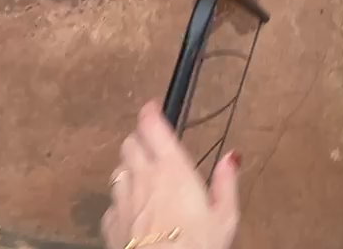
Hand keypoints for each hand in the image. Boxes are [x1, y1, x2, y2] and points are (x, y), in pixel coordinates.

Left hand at [102, 102, 239, 248]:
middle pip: (129, 143)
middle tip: (152, 148)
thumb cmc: (195, 248)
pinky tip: (132, 213)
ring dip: (128, 170)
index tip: (153, 108)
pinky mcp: (110, 226)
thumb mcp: (224, 218)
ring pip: (118, 170)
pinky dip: (120, 203)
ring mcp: (123, 201)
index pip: (151, 125)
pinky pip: (111, 204)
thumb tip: (232, 157)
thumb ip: (226, 183)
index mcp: (171, 168)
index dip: (149, 112)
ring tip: (142, 179)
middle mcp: (143, 177)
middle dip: (139, 141)